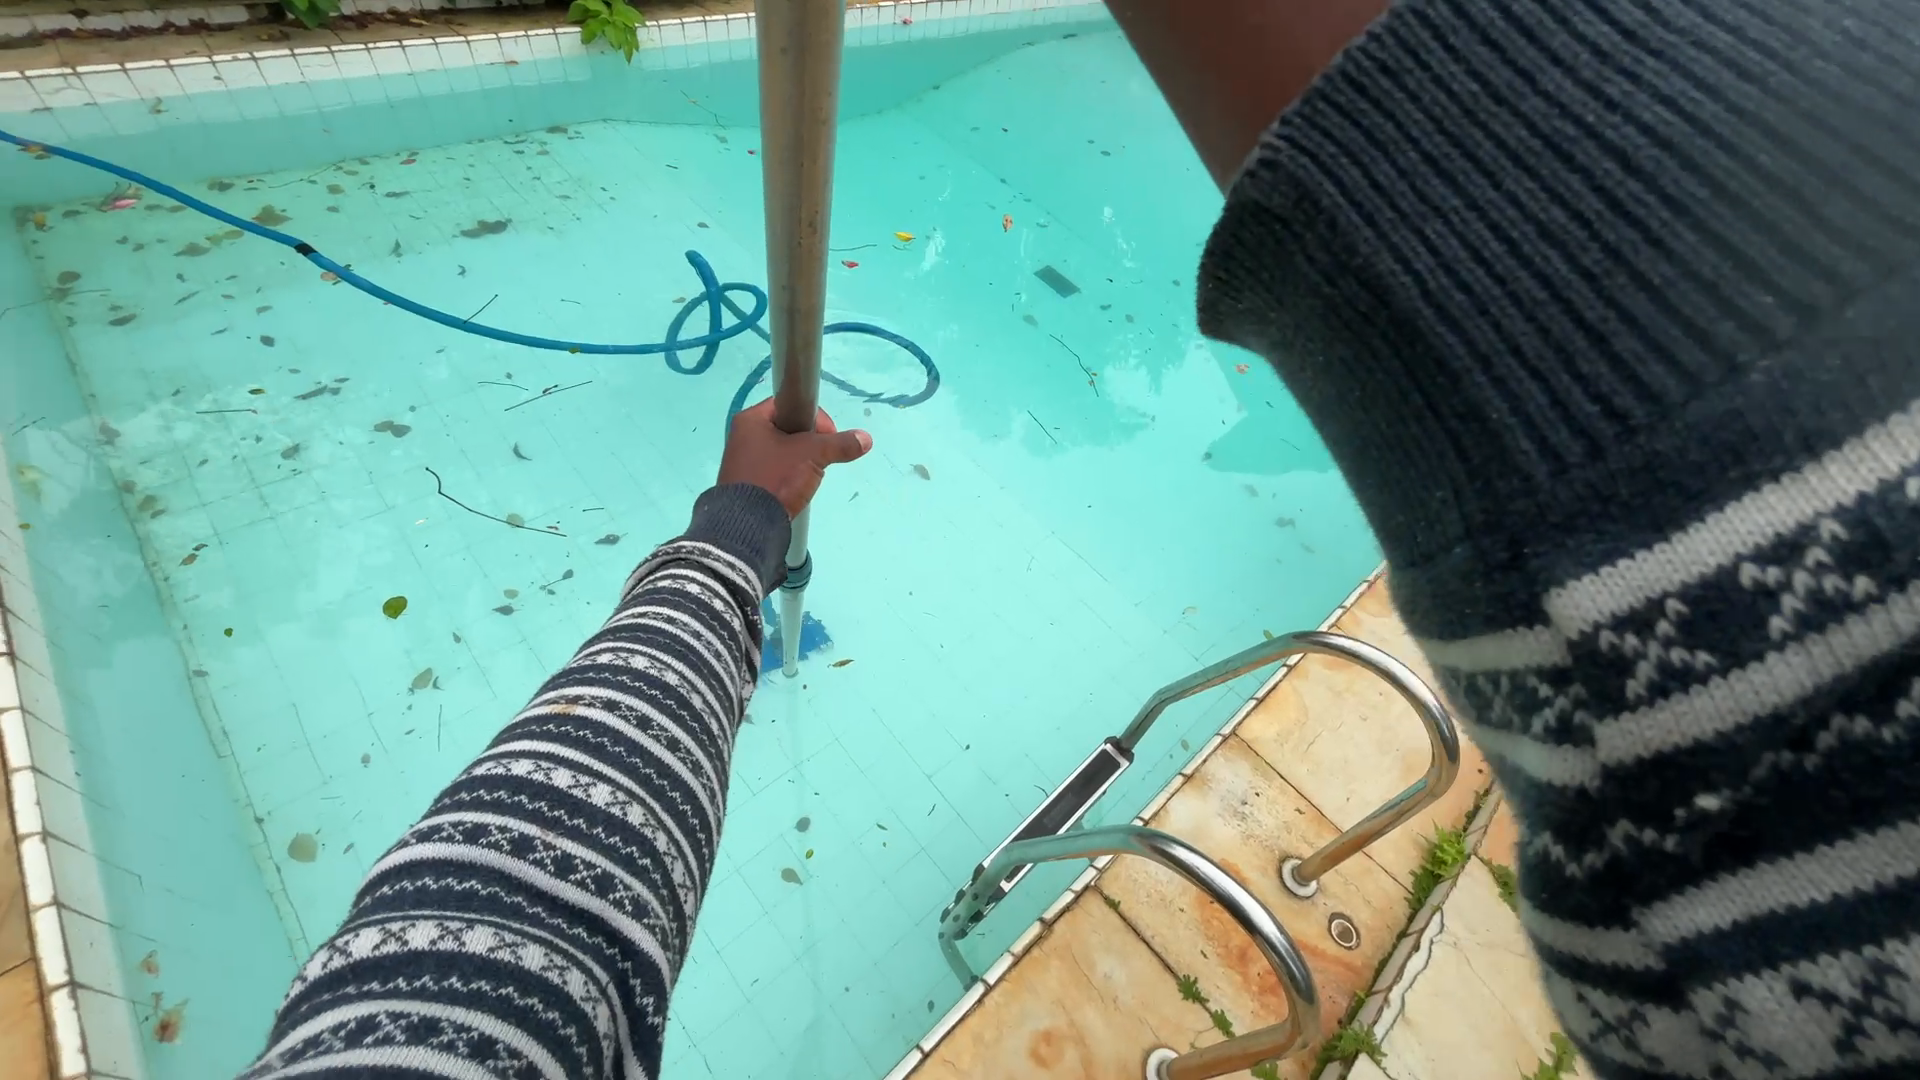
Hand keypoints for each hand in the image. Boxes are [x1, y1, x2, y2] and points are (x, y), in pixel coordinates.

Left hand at [718, 399, 871, 517]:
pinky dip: (789, 476)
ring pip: (783, 451)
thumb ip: (840, 444)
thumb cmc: (777, 478)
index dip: (815, 417)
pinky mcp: (746, 483)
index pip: (790, 404)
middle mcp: (742, 436)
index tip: (828, 436)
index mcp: (751, 419)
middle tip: (822, 459)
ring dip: (802, 461)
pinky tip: (796, 489)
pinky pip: (775, 470)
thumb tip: (866, 439)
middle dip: (811, 443)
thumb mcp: (813, 456)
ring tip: (810, 477)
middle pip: (788, 429)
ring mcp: (743, 461)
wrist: (748, 523)